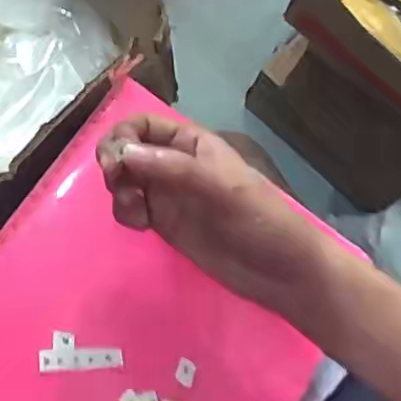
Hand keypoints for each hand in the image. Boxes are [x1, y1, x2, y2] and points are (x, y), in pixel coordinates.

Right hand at [96, 113, 342, 318]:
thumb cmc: (261, 220)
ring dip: (117, 189)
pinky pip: (129, 207)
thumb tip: (123, 153)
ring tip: (134, 211)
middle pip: (125, 148)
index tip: (115, 159)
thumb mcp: (221, 187)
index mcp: (189, 143)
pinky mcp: (163, 222)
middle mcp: (171, 162)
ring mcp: (166, 192)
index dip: (122, 135)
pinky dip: (125, 212)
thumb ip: (172, 168)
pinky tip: (140, 225)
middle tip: (114, 181)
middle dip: (113, 161)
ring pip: (122, 178)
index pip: (142, 124)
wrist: (287, 276)